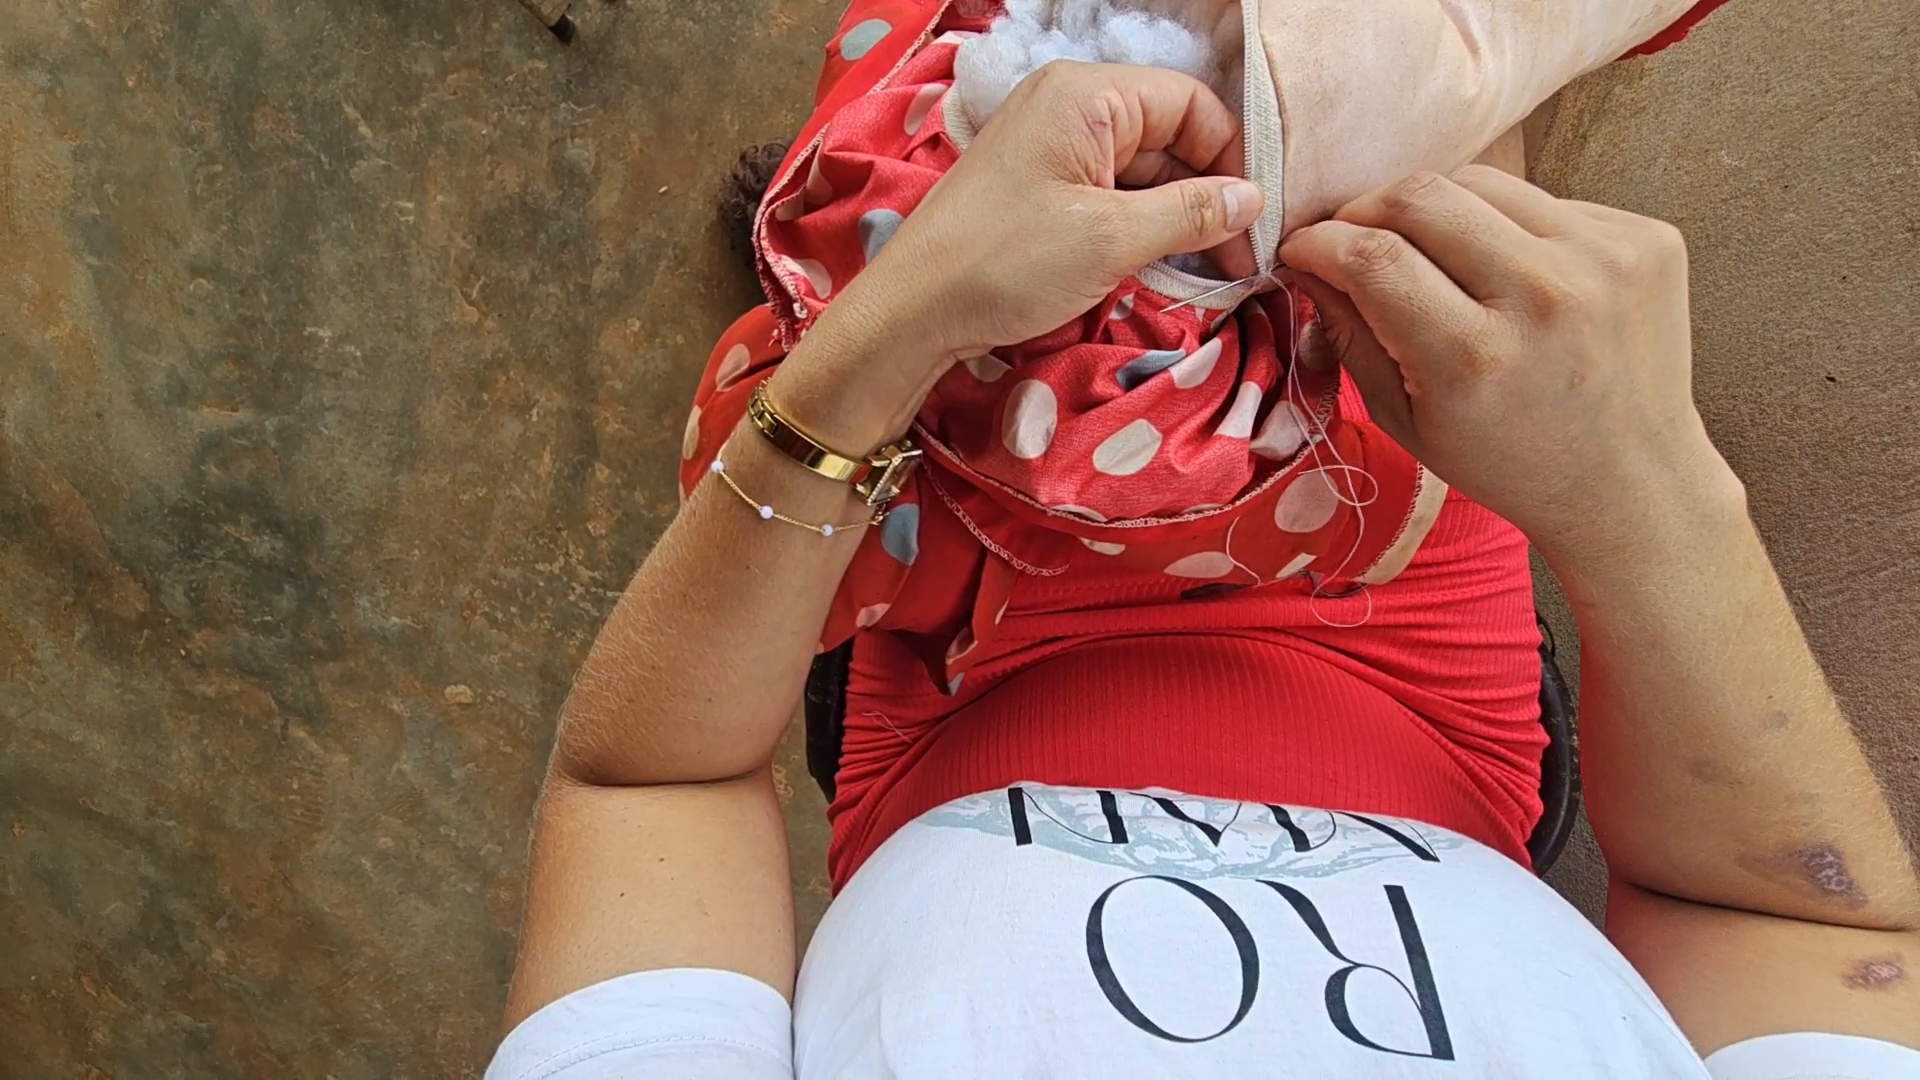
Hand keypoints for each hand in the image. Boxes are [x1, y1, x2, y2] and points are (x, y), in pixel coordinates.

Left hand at [772, 60, 1263, 453]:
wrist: (914, 313)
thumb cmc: (1007, 265)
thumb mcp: (1109, 239)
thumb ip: (1187, 213)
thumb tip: (1251, 200)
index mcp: (1086, 96)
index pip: (1190, 105)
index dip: (1230, 161)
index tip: (1253, 224)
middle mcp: (1067, 111)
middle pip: (1164, 140)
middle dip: (1203, 198)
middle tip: (1235, 263)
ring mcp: (1047, 155)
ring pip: (1135, 176)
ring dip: (1170, 222)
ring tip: (1202, 273)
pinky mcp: (1035, 197)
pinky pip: (1101, 201)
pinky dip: (1132, 232)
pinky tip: (1154, 268)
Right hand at [1279, 166, 1741, 571]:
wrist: (1629, 477)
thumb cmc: (1499, 461)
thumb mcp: (1401, 418)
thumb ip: (1352, 337)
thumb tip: (1311, 270)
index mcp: (1471, 356)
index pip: (1374, 259)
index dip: (1320, 242)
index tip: (1297, 248)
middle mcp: (1542, 293)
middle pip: (1422, 198)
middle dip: (1362, 209)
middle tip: (1344, 237)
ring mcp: (1605, 255)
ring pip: (1479, 181)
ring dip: (1424, 206)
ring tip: (1411, 247)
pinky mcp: (1644, 234)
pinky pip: (1536, 199)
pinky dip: (1489, 222)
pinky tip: (1487, 266)